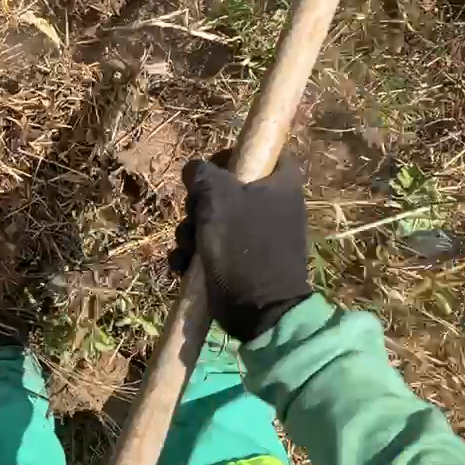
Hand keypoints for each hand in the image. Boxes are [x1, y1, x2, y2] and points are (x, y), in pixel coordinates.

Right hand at [171, 155, 312, 340]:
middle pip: (227, 189)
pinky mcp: (242, 262)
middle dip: (199, 203)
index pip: (267, 154)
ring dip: (190, 232)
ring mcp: (257, 237)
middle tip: (194, 215)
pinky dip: (194, 254)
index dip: (237, 155)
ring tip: (187, 248)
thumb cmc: (243, 245)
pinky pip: (212, 247)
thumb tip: (196, 169)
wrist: (258, 310)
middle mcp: (273, 208)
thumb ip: (204, 174)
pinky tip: (183, 264)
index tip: (213, 166)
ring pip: (213, 219)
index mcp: (280, 186)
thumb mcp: (218, 198)